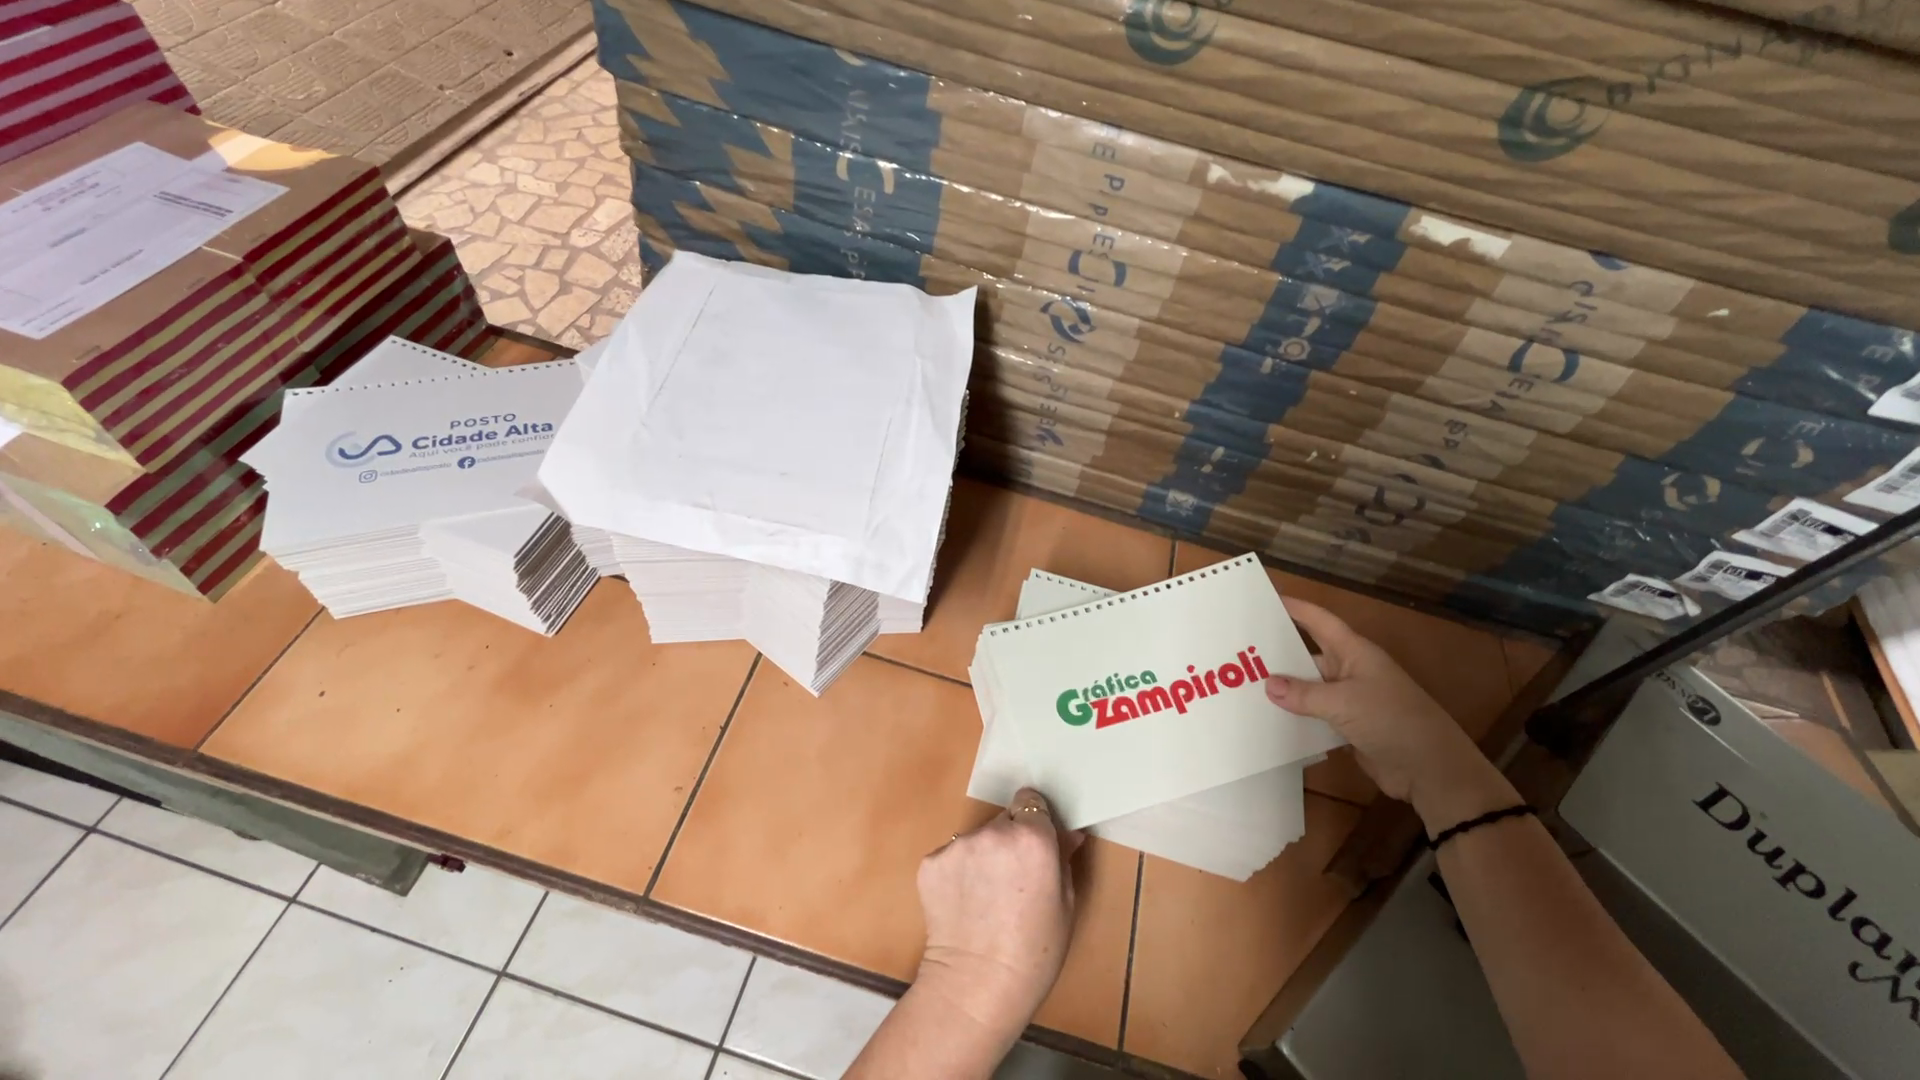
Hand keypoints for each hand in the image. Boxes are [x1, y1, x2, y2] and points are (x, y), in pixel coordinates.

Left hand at [914, 787, 1083, 1037]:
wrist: (977, 984)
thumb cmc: (1035, 952)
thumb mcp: (1065, 905)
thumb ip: (1063, 858)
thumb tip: (1067, 833)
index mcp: (1032, 837)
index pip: (1031, 801)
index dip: (1034, 820)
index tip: (1035, 842)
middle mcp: (993, 831)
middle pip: (1003, 820)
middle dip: (1009, 840)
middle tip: (1013, 879)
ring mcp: (957, 845)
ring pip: (976, 839)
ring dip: (982, 856)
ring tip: (986, 898)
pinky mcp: (930, 862)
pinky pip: (951, 857)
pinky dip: (957, 873)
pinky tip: (964, 904)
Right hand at [1266, 598, 1517, 828]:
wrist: (1430, 770)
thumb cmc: (1392, 720)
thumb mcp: (1343, 703)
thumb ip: (1303, 694)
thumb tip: (1268, 685)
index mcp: (1355, 653)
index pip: (1320, 622)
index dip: (1296, 608)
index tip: (1266, 599)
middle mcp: (1350, 672)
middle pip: (1308, 656)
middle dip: (1278, 655)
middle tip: (1237, 653)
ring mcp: (1350, 701)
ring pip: (1308, 689)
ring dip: (1283, 691)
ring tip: (1241, 688)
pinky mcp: (1348, 727)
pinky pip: (1313, 716)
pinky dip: (1293, 717)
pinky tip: (1266, 720)